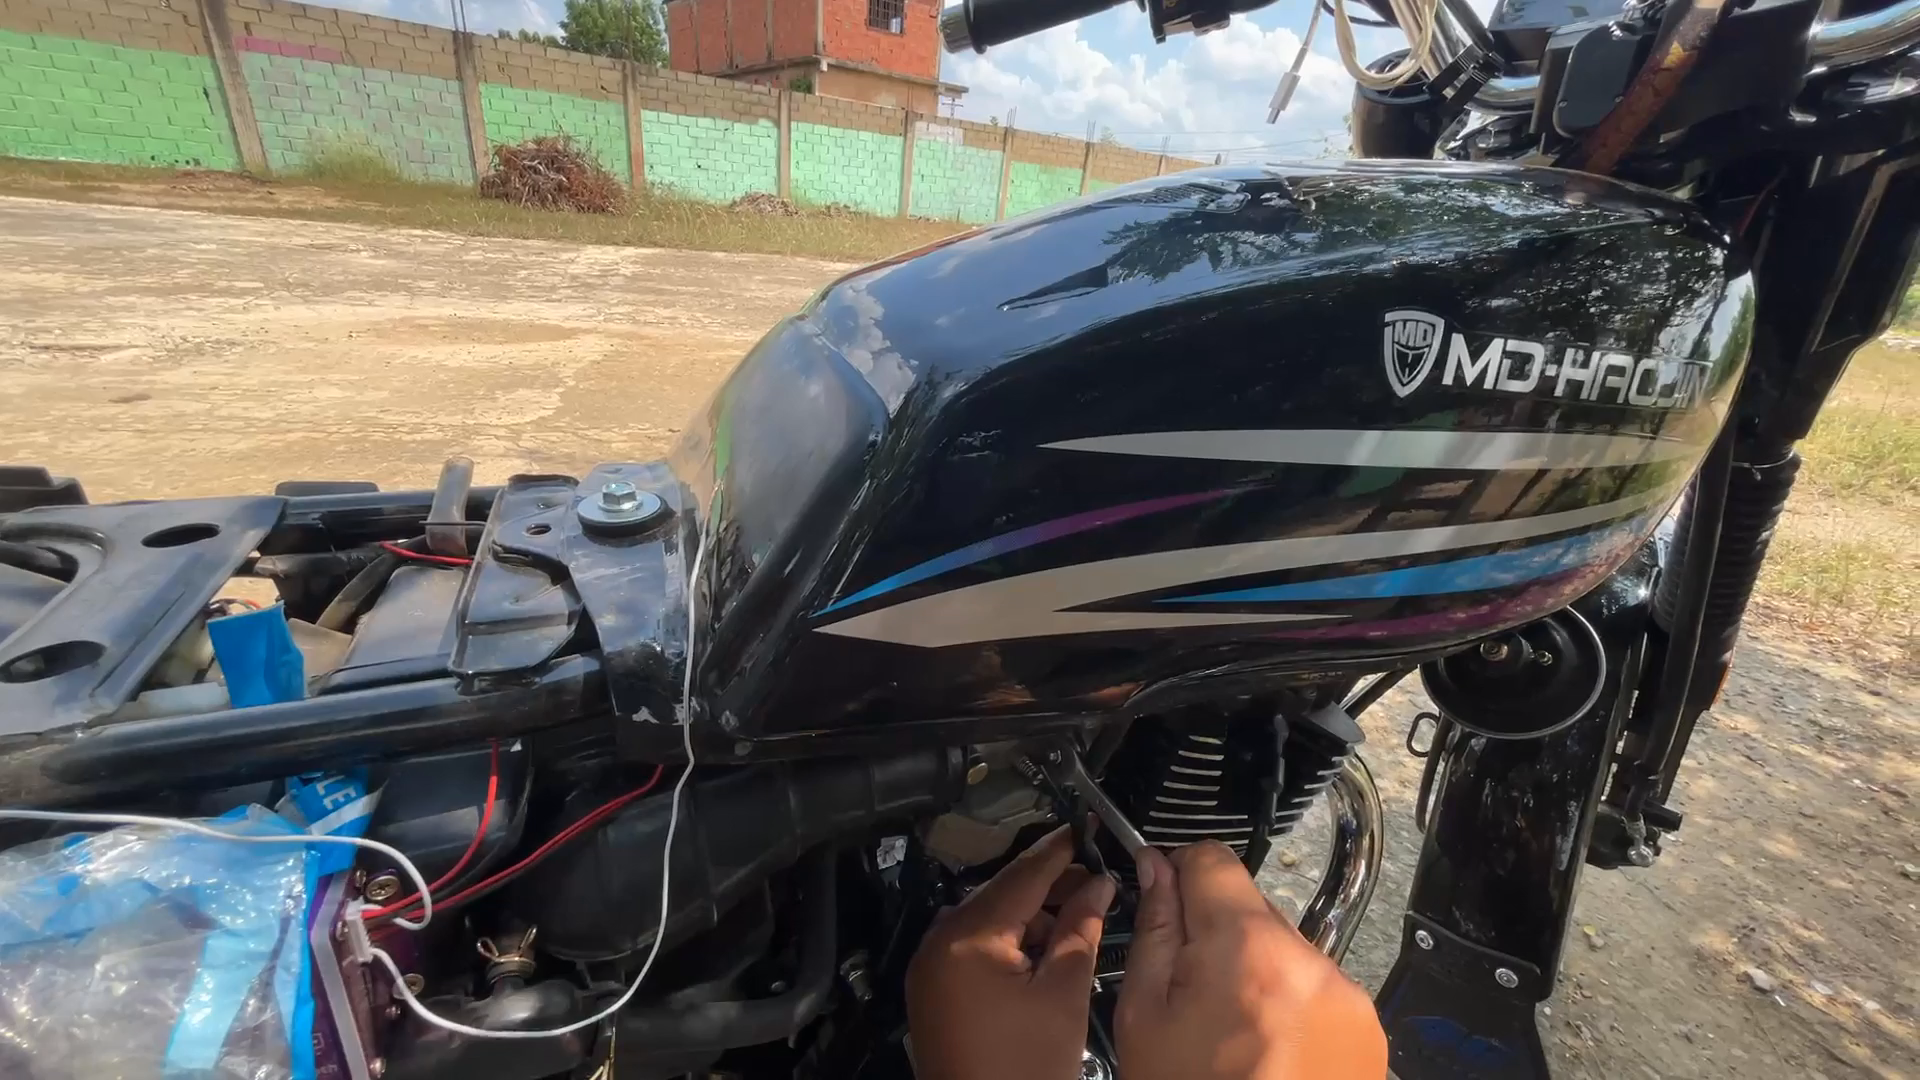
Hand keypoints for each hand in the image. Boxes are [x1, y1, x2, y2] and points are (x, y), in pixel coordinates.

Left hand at [907, 826, 1116, 1079]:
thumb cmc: (1026, 1070)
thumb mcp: (1062, 996)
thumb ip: (1079, 930)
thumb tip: (1098, 884)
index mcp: (968, 936)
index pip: (1022, 876)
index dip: (1058, 850)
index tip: (1084, 827)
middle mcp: (940, 938)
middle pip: (1003, 893)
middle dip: (1050, 883)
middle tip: (1094, 877)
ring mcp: (931, 962)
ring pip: (990, 917)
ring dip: (1032, 911)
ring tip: (1077, 909)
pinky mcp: (933, 984)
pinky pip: (975, 942)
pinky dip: (1010, 937)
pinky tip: (1045, 941)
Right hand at [1116, 841, 1387, 1079]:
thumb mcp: (1147, 1015)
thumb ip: (1155, 927)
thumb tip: (1155, 869)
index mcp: (1248, 950)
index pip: (1212, 857)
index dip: (1179, 870)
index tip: (1166, 895)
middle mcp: (1310, 963)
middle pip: (1249, 901)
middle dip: (1216, 927)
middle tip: (1193, 987)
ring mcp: (1347, 998)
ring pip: (1280, 941)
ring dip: (1252, 963)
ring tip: (1231, 1027)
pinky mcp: (1367, 1030)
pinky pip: (1312, 981)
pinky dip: (1284, 996)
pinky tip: (1265, 1046)